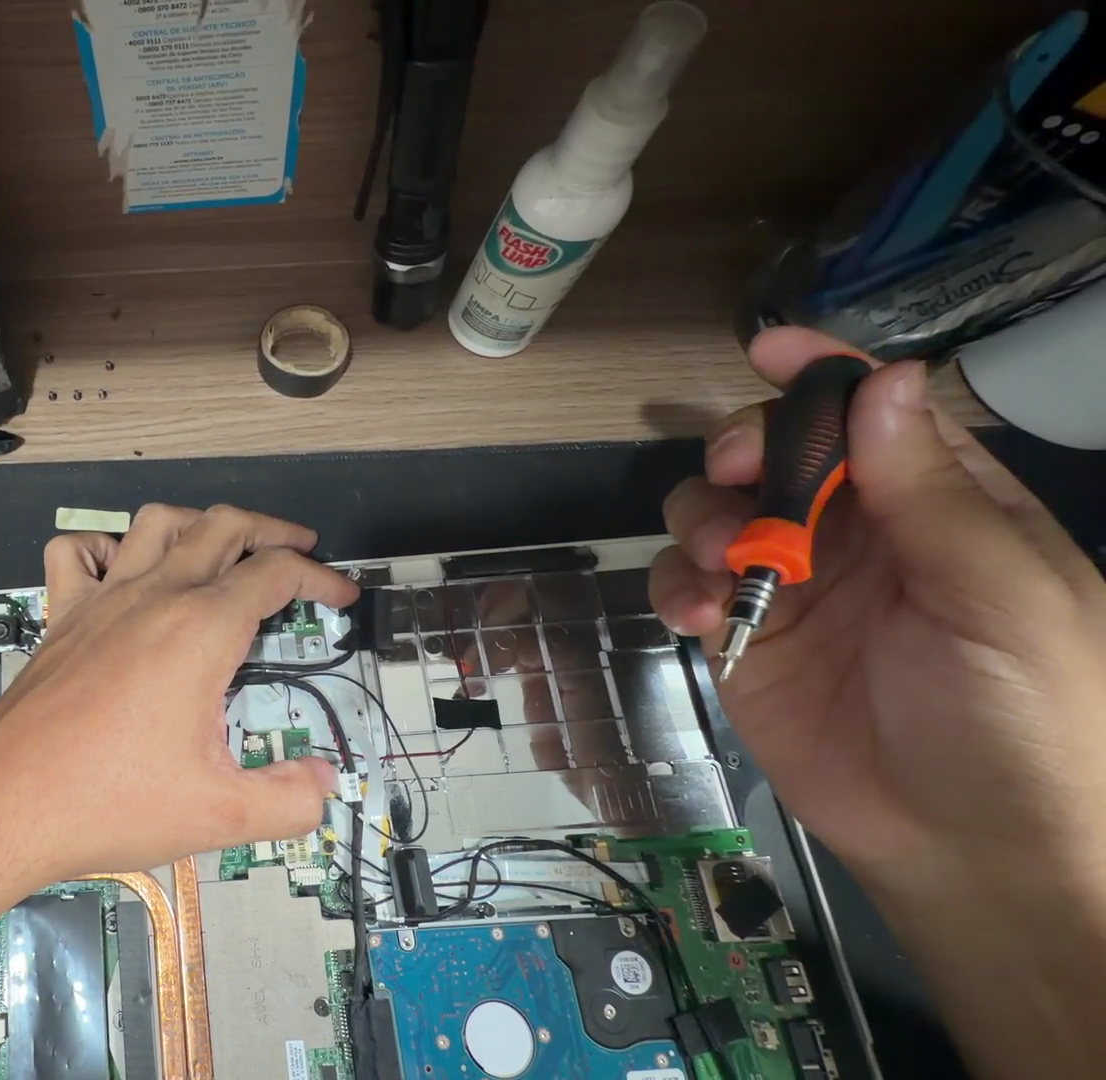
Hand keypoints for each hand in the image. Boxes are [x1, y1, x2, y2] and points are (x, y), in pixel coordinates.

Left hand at [0, 504, 357, 879]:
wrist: (7, 805)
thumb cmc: (109, 803)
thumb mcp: (221, 815)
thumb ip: (290, 798)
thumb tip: (321, 781)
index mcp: (200, 630)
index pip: (275, 573)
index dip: (319, 577)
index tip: (339, 595)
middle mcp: (153, 597)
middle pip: (223, 526)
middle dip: (272, 530)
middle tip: (298, 551)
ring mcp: (101, 600)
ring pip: (156, 523)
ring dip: (199, 523)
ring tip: (222, 546)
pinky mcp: (61, 616)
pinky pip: (76, 554)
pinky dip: (104, 547)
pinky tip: (121, 569)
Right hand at [651, 327, 1105, 899]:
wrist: (962, 842)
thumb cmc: (1019, 717)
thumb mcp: (1000, 598)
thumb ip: (934, 494)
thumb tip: (887, 381)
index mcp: (933, 510)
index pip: (872, 418)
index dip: (821, 375)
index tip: (766, 348)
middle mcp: (849, 535)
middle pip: (767, 456)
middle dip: (737, 454)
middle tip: (736, 479)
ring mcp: (785, 584)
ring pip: (708, 515)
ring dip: (700, 528)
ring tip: (725, 571)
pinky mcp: (735, 632)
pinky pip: (680, 585)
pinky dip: (675, 590)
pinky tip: (703, 620)